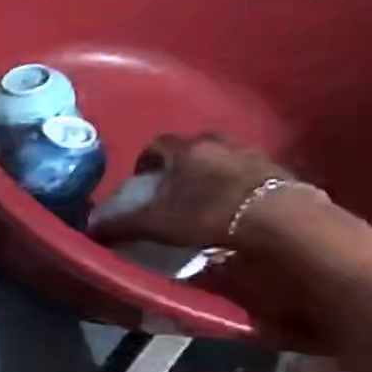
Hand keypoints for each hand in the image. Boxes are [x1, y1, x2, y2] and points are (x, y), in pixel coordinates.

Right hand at [90, 134, 290, 248]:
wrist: (279, 220)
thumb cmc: (207, 214)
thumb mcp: (156, 223)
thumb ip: (122, 224)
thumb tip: (91, 228)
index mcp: (184, 149)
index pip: (156, 145)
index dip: (146, 161)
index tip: (142, 180)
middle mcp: (217, 142)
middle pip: (192, 148)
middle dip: (180, 165)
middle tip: (173, 190)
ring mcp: (251, 153)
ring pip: (221, 159)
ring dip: (210, 173)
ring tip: (204, 200)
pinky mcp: (278, 170)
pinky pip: (247, 173)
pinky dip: (236, 185)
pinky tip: (233, 207)